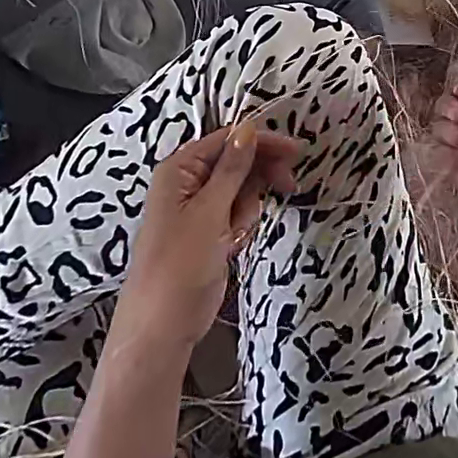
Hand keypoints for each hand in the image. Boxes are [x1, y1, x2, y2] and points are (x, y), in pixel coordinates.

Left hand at [115, 123, 303, 347]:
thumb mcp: (210, 213)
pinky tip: (232, 245)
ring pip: (238, 190)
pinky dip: (240, 225)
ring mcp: (196, 208)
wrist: (161, 327)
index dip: (260, 142)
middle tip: (288, 186)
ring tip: (233, 235)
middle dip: (258, 176)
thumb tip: (247, 130)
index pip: (226, 141)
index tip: (296, 150)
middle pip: (234, 163)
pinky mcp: (207, 232)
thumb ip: (232, 170)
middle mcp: (185, 182)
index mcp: (179, 168)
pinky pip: (233, 215)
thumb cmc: (179, 266)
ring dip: (246, 208)